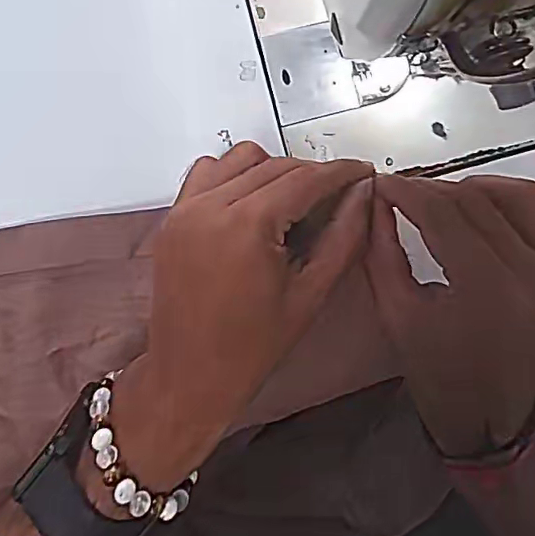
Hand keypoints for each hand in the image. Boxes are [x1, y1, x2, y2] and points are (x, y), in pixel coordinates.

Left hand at [110, 142, 373, 488]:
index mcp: (246, 227)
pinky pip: (207, 172)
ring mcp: (186, 211)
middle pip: (277, 164)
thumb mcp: (311, 293)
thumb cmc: (245, 349)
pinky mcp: (173, 218)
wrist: (190, 377)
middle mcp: (210, 209)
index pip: (306, 178)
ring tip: (293, 202)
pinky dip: (233, 175)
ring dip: (273, 169)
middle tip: (337, 195)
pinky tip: (251, 202)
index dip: (341, 172)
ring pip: (242, 158)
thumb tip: (361, 196)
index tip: (359, 173)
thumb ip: (344, 236)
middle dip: (313, 174)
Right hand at [366, 175, 534, 457]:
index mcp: (486, 288)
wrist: (489, 420)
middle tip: (401, 193)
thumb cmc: (440, 378)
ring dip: (473, 188)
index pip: (442, 212)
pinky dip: (511, 203)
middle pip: (474, 200)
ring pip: (516, 196)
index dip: (406, 191)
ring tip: (441, 200)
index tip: (383, 186)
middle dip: (430, 188)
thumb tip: (377, 203)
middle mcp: (528, 273)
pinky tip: (484, 212)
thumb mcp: (396, 313)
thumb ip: (382, 250)